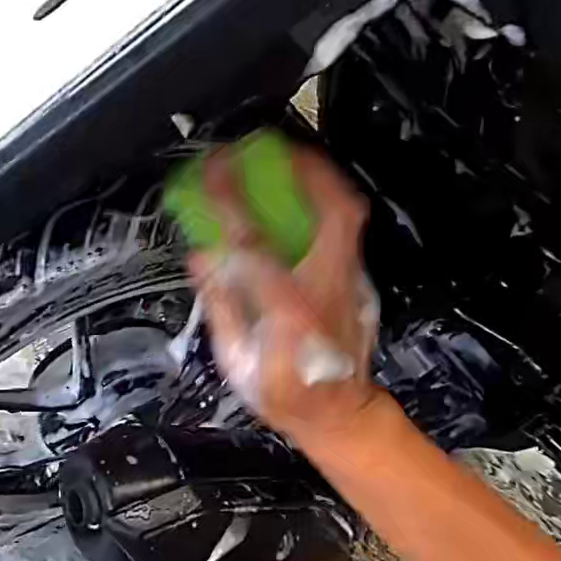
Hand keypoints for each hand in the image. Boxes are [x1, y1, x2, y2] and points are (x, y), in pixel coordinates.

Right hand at [189, 141, 382, 451]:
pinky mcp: (358, 283)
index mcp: (291, 311)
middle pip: (335, 213)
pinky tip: (303, 198)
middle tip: (275, 146)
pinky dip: (325, 204)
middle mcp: (329, 289)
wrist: (340, 415)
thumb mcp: (238, 363)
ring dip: (320, 180)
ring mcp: (351, 283)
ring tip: (291, 158)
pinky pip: (346, 230)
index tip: (213, 170)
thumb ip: (222, 307)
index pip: (257, 246)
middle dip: (307, 170)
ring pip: (348, 215)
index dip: (232, 203)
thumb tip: (202, 257)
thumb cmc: (286, 394)